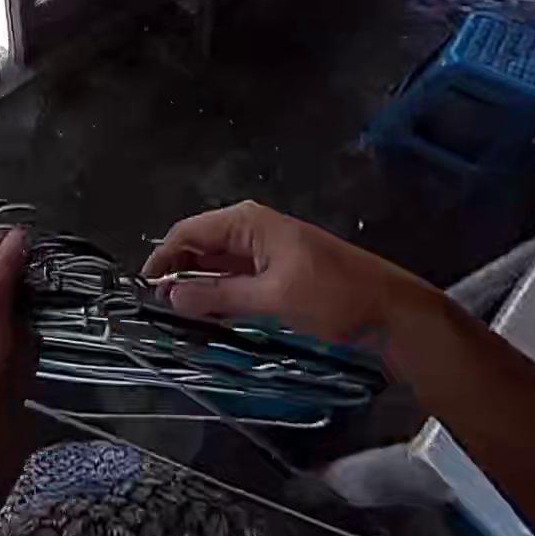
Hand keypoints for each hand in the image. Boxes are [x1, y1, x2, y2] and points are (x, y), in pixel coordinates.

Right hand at [142, 201, 440, 343]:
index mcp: (247, 222)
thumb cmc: (334, 296)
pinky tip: (205, 313)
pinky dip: (216, 293)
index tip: (144, 287)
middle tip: (157, 306)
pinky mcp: (272, 271)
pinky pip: (232, 277)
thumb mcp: (273, 298)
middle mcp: (249, 229)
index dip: (163, 257)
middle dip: (177, 272)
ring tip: (174, 313)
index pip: (189, 232)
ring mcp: (261, 250)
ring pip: (214, 264)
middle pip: (199, 246)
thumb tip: (172, 296)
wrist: (390, 311)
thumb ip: (219, 296)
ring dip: (195, 285)